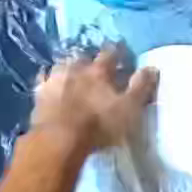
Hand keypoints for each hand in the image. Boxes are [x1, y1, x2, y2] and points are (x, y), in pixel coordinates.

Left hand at [31, 44, 158, 153]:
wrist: (59, 139)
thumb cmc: (99, 125)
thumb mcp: (129, 109)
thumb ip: (141, 88)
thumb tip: (153, 67)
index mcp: (99, 71)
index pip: (111, 54)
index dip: (117, 52)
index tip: (122, 52)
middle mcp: (75, 69)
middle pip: (83, 57)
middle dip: (90, 59)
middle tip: (94, 65)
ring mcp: (54, 80)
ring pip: (62, 66)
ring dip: (68, 67)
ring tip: (72, 73)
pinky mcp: (38, 95)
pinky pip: (43, 81)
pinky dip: (48, 80)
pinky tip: (49, 83)